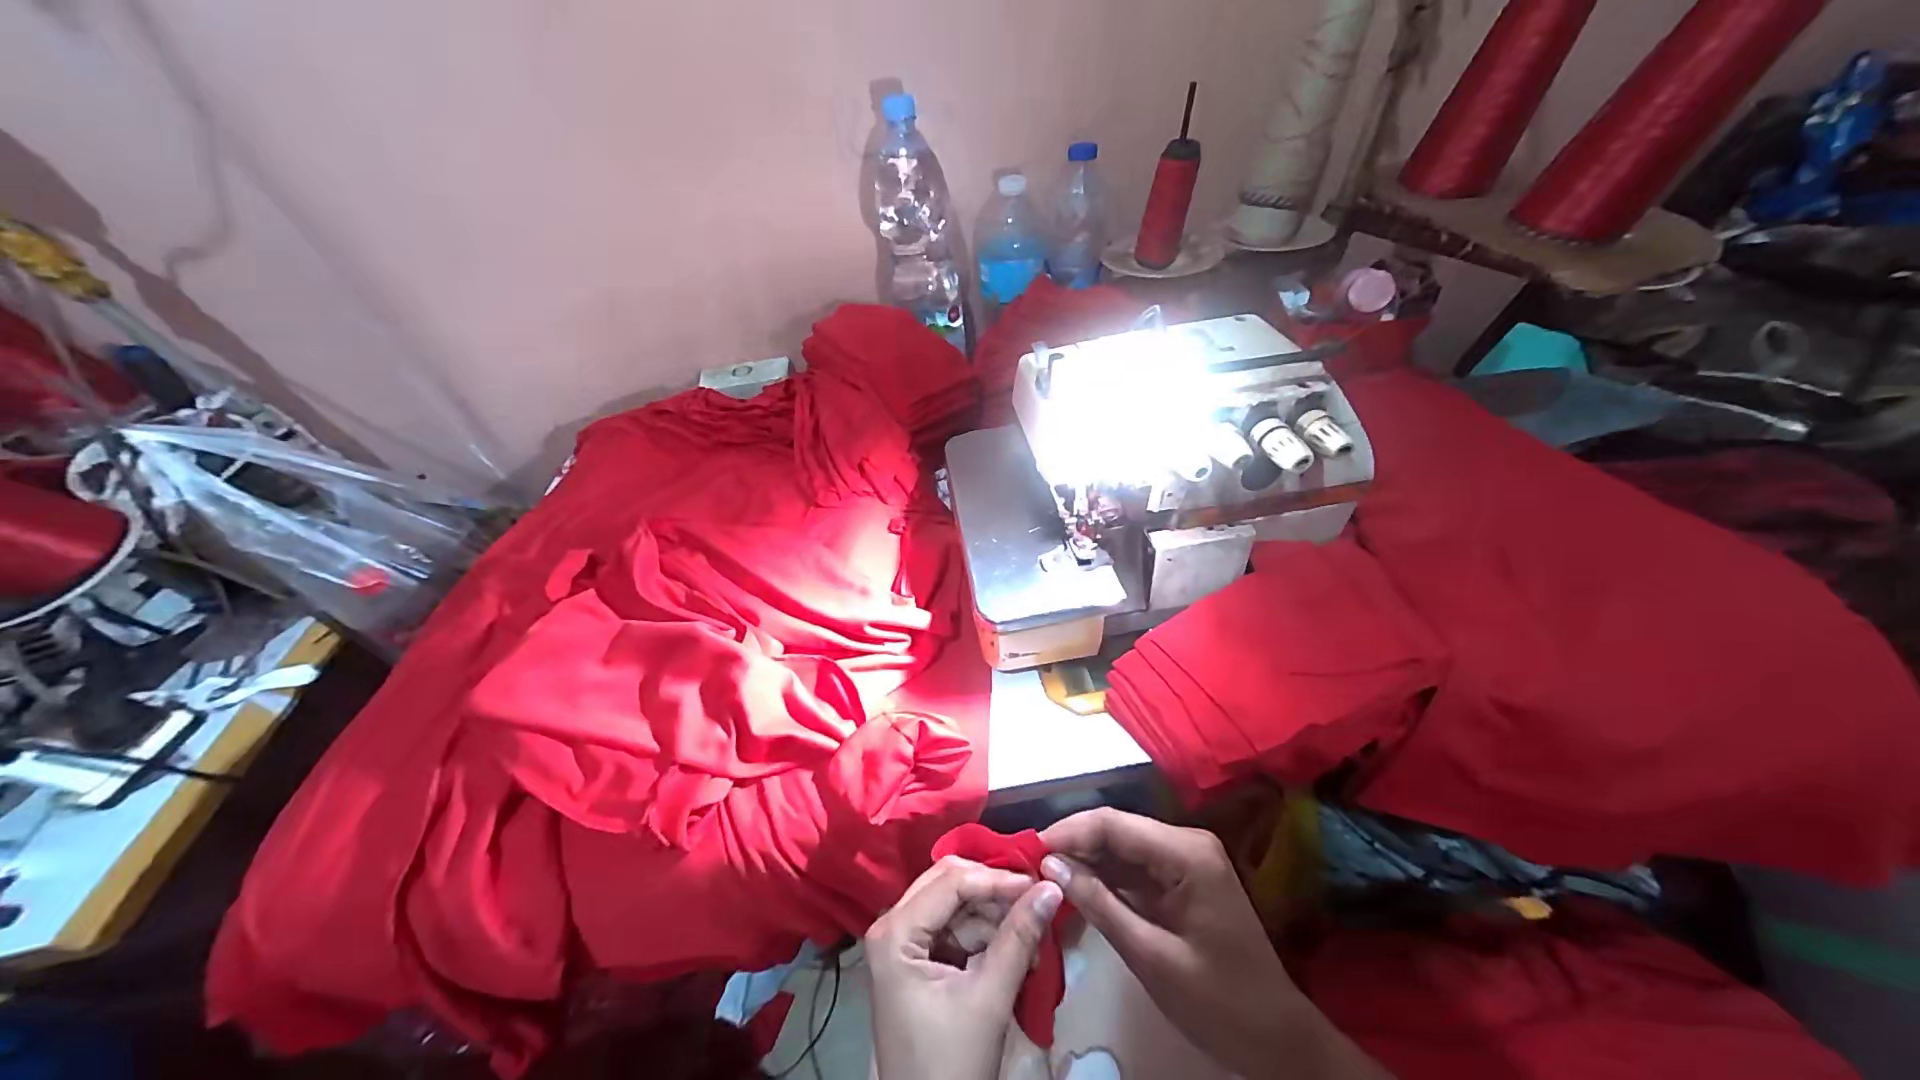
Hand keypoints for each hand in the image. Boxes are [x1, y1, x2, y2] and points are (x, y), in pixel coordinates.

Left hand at [867, 854, 1063, 1079]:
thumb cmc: (949, 1064)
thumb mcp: (988, 998)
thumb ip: (1019, 937)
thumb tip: (1052, 887)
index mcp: (894, 932)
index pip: (951, 881)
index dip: (997, 879)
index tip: (1039, 885)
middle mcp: (892, 925)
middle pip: (950, 884)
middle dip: (995, 893)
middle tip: (1036, 902)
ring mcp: (903, 941)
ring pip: (957, 905)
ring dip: (996, 917)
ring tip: (1033, 942)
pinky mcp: (918, 959)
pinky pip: (957, 928)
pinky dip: (988, 936)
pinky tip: (1016, 951)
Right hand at [1039, 808, 1387, 1079]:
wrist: (1277, 1040)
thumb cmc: (1219, 1001)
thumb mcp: (1151, 956)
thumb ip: (1099, 905)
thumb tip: (1050, 865)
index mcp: (1186, 852)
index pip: (1112, 824)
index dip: (1066, 832)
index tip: (1027, 852)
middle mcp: (1185, 843)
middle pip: (1115, 830)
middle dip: (1072, 845)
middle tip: (1028, 866)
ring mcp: (1185, 860)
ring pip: (1120, 848)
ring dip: (1084, 861)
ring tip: (1042, 875)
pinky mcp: (1180, 879)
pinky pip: (1133, 868)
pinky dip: (1103, 878)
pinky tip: (1074, 888)